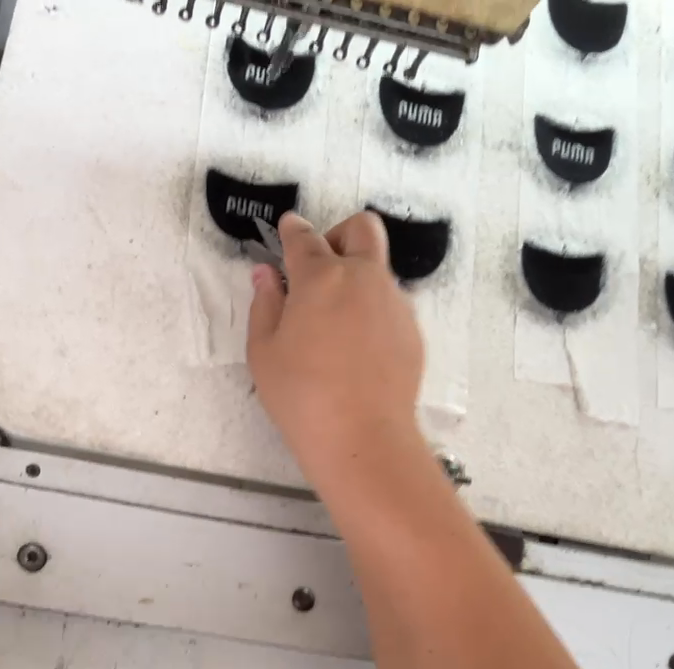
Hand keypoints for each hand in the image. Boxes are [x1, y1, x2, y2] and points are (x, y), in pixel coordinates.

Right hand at [247, 211, 430, 499]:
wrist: (360, 435)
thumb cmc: (300, 395)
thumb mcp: (263, 352)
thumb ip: (264, 305)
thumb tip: (266, 274)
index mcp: (320, 278)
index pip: (304, 238)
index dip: (293, 230)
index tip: (287, 227)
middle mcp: (362, 278)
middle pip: (360, 228)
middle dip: (338, 235)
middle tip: (318, 268)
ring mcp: (393, 302)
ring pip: (377, 269)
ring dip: (354, 278)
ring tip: (332, 324)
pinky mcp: (410, 329)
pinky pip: (388, 304)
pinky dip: (369, 311)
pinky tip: (353, 351)